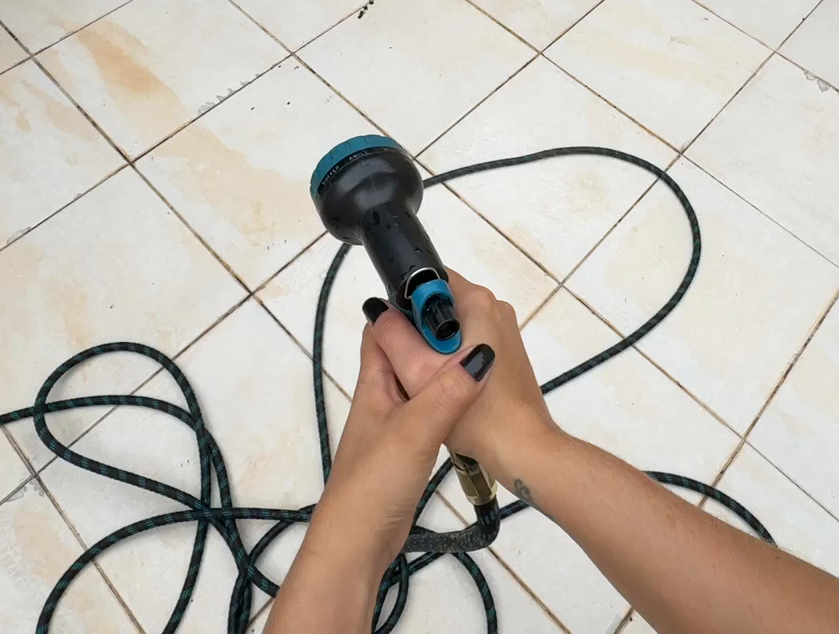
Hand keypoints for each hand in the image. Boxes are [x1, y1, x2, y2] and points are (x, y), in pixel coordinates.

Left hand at [305, 319, 491, 575]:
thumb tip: (483, 353)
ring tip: (477, 355)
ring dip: (441, 368)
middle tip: (471, 322)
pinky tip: (468, 403)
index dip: (405, 307)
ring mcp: (394, 424)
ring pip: (420, 383)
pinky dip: (447, 400)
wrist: (356, 547)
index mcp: (374, 383)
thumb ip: (448, 393)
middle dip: (431, 335)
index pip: (383, 329)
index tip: (442, 292)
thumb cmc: (374, 482)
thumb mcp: (414, 430)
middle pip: (405, 354)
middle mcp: (382, 397)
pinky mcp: (407, 448)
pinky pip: (429, 411)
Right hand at [366, 269, 561, 488]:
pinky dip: (453, 358)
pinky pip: (470, 342)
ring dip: (435, 347)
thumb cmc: (473, 409)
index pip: (432, 280)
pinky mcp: (507, 353)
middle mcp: (495, 308)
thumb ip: (393, 338)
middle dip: (419, 328)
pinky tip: (444, 386)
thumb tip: (377, 311)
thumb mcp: (419, 372)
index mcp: (479, 302)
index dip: (406, 300)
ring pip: (455, 327)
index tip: (395, 331)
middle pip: (443, 304)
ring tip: (424, 379)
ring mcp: (504, 331)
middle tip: (405, 361)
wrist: (520, 446)